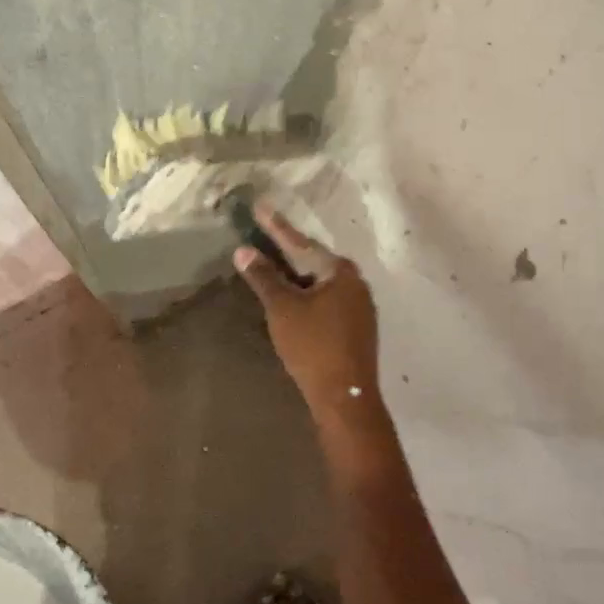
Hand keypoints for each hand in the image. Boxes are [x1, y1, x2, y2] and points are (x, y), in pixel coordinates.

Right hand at [233, 207, 380, 415]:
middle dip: (287, 250)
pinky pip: (326, 300)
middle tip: (264, 233)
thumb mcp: (283, 309)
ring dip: (296, 276)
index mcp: (340, 271)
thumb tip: (243, 250)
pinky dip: (306, 295)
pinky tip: (292, 298)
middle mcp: (355, 283)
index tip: (259, 207)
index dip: (276, 227)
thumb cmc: (313, 346)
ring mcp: (359, 306)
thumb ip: (264, 277)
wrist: (345, 396)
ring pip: (319, 282)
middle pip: (313, 260)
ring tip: (272, 264)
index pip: (301, 243)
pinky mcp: (356, 328)